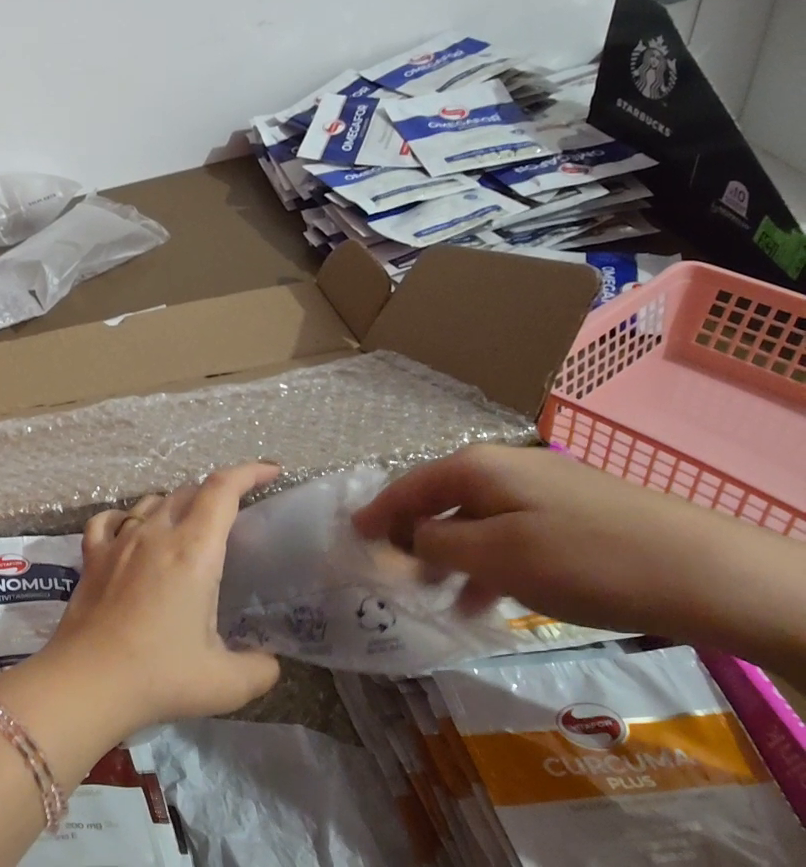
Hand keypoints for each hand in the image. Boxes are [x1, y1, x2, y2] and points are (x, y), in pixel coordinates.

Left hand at [8, 463, 282, 738]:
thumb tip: (267, 660)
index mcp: (193, 552)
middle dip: (216, 491)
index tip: (271, 472)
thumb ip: (260, 666)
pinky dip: (126, 516)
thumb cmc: (161, 676)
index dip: (248, 473)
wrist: (88, 679)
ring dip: (174, 504)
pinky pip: (108, 520)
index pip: (221, 490)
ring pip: (148, 503)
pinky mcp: (91, 558)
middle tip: (237, 510)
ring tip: (190, 524)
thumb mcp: (229, 682)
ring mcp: (117, 543)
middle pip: (186, 492)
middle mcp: (153, 535)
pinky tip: (131, 529)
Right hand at [350, 444, 786, 638]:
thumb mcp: (496, 558)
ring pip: (479, 521)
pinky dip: (495, 562)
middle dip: (416, 539)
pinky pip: (516, 534)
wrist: (715, 575)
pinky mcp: (580, 515)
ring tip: (445, 599)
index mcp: (477, 468)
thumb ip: (436, 545)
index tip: (351, 539)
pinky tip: (498, 597)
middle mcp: (506, 468)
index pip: (406, 487)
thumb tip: (407, 538)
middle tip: (397, 578)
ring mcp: (548, 489)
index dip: (376, 514)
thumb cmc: (587, 562)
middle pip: (441, 501)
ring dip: (456, 558)